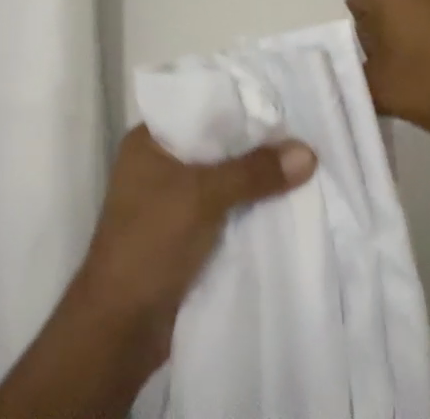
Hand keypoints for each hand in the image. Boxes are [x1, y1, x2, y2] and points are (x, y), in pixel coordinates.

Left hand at [0, 127, 316, 418]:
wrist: (121, 326)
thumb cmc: (150, 244)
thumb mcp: (203, 197)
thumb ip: (254, 172)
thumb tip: (309, 152)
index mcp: (149, 141)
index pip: (200, 105)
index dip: (240, 103)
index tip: (284, 102)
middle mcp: (160, 164)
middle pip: (218, 143)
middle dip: (257, 145)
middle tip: (306, 136)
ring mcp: (173, 201)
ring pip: (226, 178)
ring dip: (258, 179)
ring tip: (306, 166)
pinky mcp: (188, 234)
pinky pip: (228, 209)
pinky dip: (252, 207)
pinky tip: (288, 202)